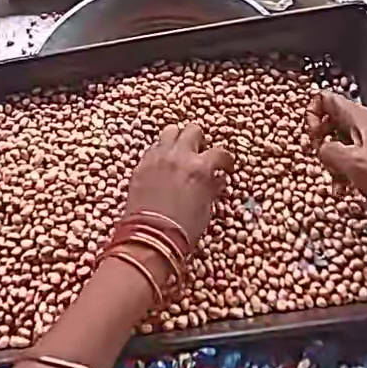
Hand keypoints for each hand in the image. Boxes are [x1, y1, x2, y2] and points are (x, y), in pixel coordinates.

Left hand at [123, 121, 233, 242]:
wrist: (150, 237)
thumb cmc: (183, 228)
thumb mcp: (206, 208)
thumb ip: (212, 187)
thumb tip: (217, 179)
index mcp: (200, 168)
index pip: (219, 152)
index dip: (225, 159)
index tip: (225, 166)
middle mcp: (179, 156)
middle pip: (193, 130)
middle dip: (199, 140)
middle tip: (200, 154)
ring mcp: (158, 158)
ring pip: (170, 131)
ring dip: (177, 139)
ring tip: (180, 153)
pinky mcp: (141, 165)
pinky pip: (153, 148)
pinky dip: (160, 152)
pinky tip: (163, 164)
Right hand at [307, 93, 366, 216]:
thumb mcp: (352, 162)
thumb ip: (328, 150)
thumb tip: (320, 148)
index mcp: (363, 119)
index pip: (328, 99)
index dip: (313, 113)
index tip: (311, 135)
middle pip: (335, 121)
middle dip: (321, 139)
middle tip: (317, 156)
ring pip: (344, 143)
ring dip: (333, 160)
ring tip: (334, 179)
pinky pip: (356, 160)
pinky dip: (346, 171)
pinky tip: (345, 188)